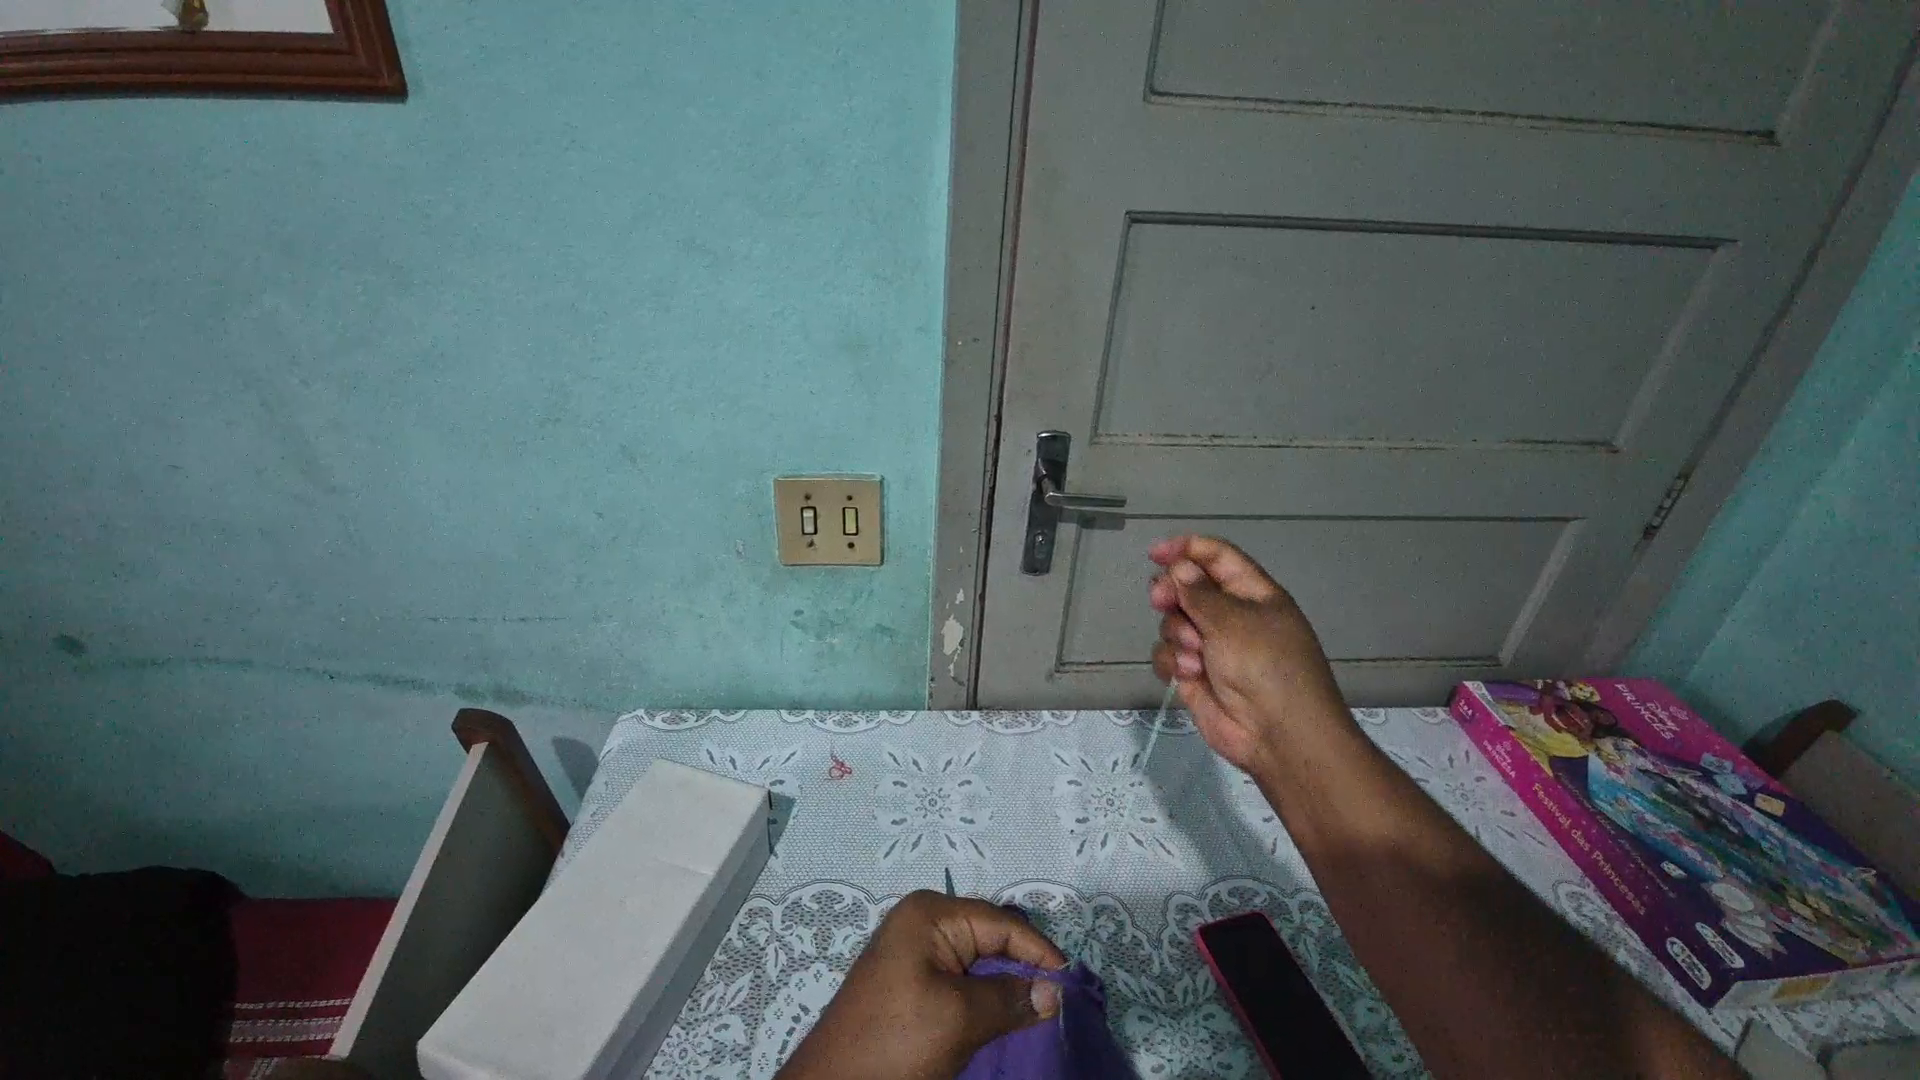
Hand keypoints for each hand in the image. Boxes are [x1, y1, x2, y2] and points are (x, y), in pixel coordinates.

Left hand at [774, 891, 1066, 1079]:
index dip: (1040, 952)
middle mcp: (923, 923)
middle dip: (1026, 967)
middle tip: (1061, 1001)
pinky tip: (1007, 1019)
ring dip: (1008, 986)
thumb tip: (1056, 992)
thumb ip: (1010, 999)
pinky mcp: (912, 984)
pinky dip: (987, 999)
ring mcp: (915, 953)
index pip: (1001, 923)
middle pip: (991, 938)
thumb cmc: (895, 1041)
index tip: (1073, 987)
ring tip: (1041, 1012)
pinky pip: (962, 982)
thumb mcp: (958, 1018)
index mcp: (930, 914)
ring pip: (979, 962)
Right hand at [1148, 535, 1349, 771]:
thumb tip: (1179, 567)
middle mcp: (1231, 617)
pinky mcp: (1195, 675)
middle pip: (1188, 588)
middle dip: (1171, 593)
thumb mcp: (1234, 621)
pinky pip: (1168, 655)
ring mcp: (1212, 647)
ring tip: (1194, 655)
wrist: (1278, 734)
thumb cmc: (1266, 666)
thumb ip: (1200, 592)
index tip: (1155, 553)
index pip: (1217, 558)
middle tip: (1160, 600)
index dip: (1187, 549)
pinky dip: (1173, 661)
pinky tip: (1188, 674)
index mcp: (1253, 594)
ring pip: (1173, 623)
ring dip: (1177, 634)